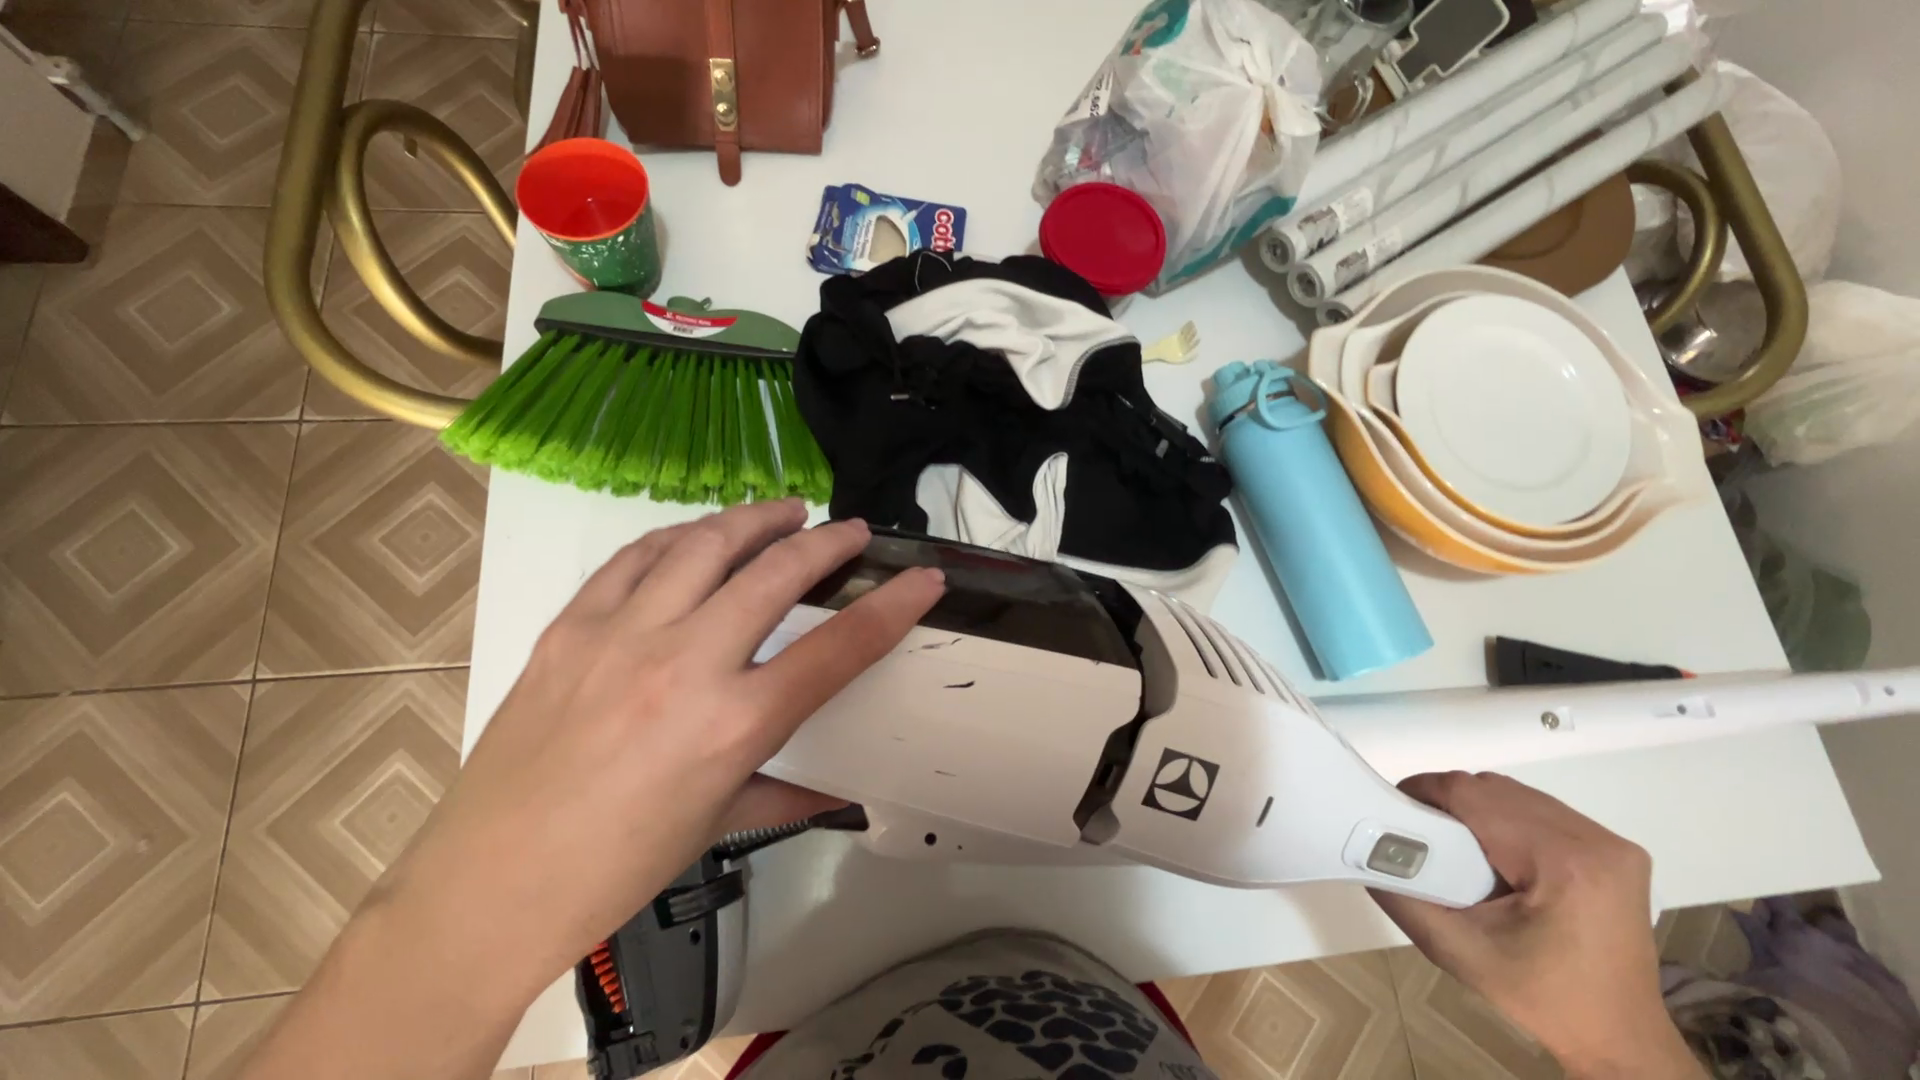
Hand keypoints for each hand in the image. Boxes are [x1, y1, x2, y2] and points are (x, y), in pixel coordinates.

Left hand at [242, 502, 943, 1079]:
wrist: (492, 883)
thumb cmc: (618, 867)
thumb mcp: (717, 823)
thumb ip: (789, 790)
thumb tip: (842, 790)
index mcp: (732, 725)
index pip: (836, 650)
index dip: (891, 608)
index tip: (922, 578)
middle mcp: (685, 664)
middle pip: (775, 575)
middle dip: (825, 542)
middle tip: (849, 530)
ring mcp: (621, 636)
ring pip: (702, 546)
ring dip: (752, 520)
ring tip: (782, 512)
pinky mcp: (570, 627)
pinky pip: (633, 559)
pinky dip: (676, 537)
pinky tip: (696, 537)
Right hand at [1369, 772, 1702, 1079]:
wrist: (1618, 1037)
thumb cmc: (1538, 997)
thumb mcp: (1457, 952)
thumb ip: (1405, 899)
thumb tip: (1365, 856)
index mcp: (1564, 863)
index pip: (1475, 795)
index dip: (1426, 791)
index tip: (1392, 807)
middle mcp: (1596, 841)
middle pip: (1496, 790)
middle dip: (1447, 801)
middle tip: (1414, 829)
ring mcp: (1612, 844)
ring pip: (1519, 796)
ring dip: (1476, 808)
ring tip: (1447, 841)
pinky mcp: (1616, 852)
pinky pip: (1543, 812)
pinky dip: (1506, 819)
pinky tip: (1489, 852)